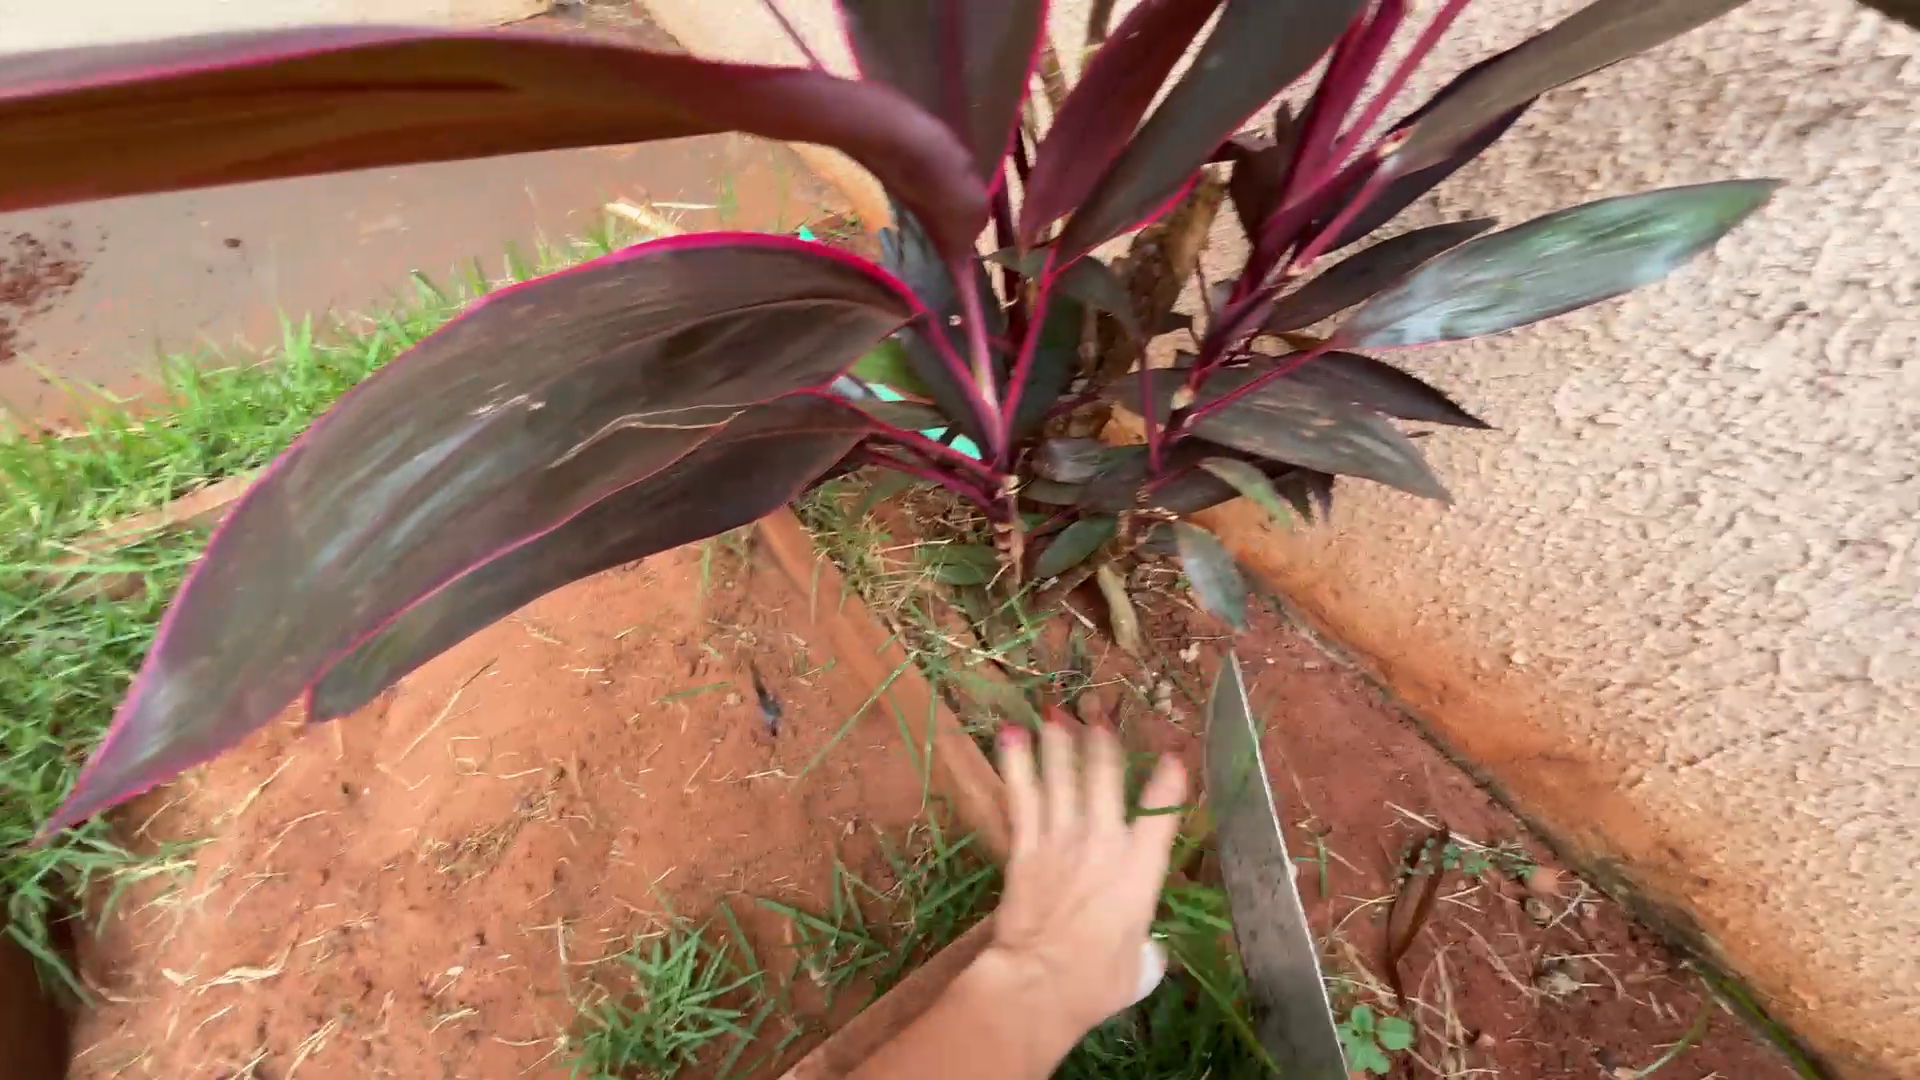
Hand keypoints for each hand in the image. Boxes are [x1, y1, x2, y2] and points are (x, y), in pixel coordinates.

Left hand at [979, 717, 1187, 1042]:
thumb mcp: (1139, 966)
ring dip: (1058, 741)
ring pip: (1061, 777)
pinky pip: (1022, 796)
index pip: (1161, 814)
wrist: (1040, 982)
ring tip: (1054, 711)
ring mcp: (1060, 838)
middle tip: (1097, 713)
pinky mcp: (1025, 845)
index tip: (1172, 753)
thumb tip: (1141, 944)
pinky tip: (1010, 735)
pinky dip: (1016, 763)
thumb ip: (1144, 944)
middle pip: (1103, 778)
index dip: (1169, 779)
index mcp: (1139, 870)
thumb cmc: (1097, 981)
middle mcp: (1102, 841)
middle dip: (1101, 741)